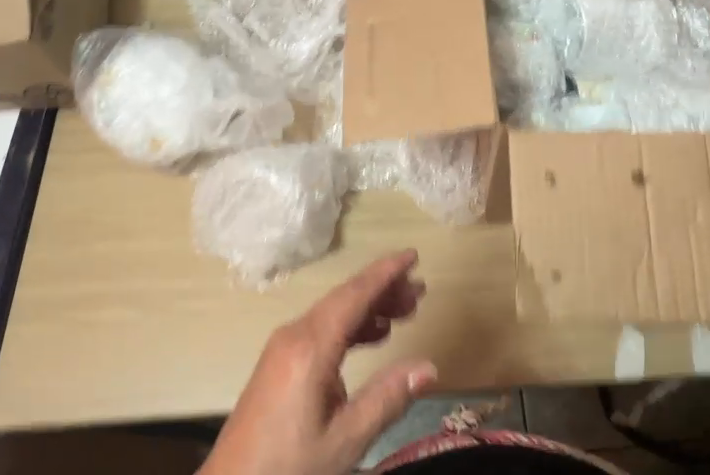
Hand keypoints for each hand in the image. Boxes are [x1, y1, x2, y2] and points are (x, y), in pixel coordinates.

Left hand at [201, 250, 436, 474]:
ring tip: (405, 311)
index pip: (354, 295)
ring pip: (333, 313)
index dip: (385, 272)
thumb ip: (387, 399)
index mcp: (310, 346)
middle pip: (344, 299)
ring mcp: (283, 348)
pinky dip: (350, 327)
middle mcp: (294, 335)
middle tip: (420, 291)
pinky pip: (321, 330)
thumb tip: (429, 366)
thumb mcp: (345, 440)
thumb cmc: (289, 464)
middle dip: (383, 289)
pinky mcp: (279, 364)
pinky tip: (373, 337)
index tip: (413, 255)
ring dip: (369, 308)